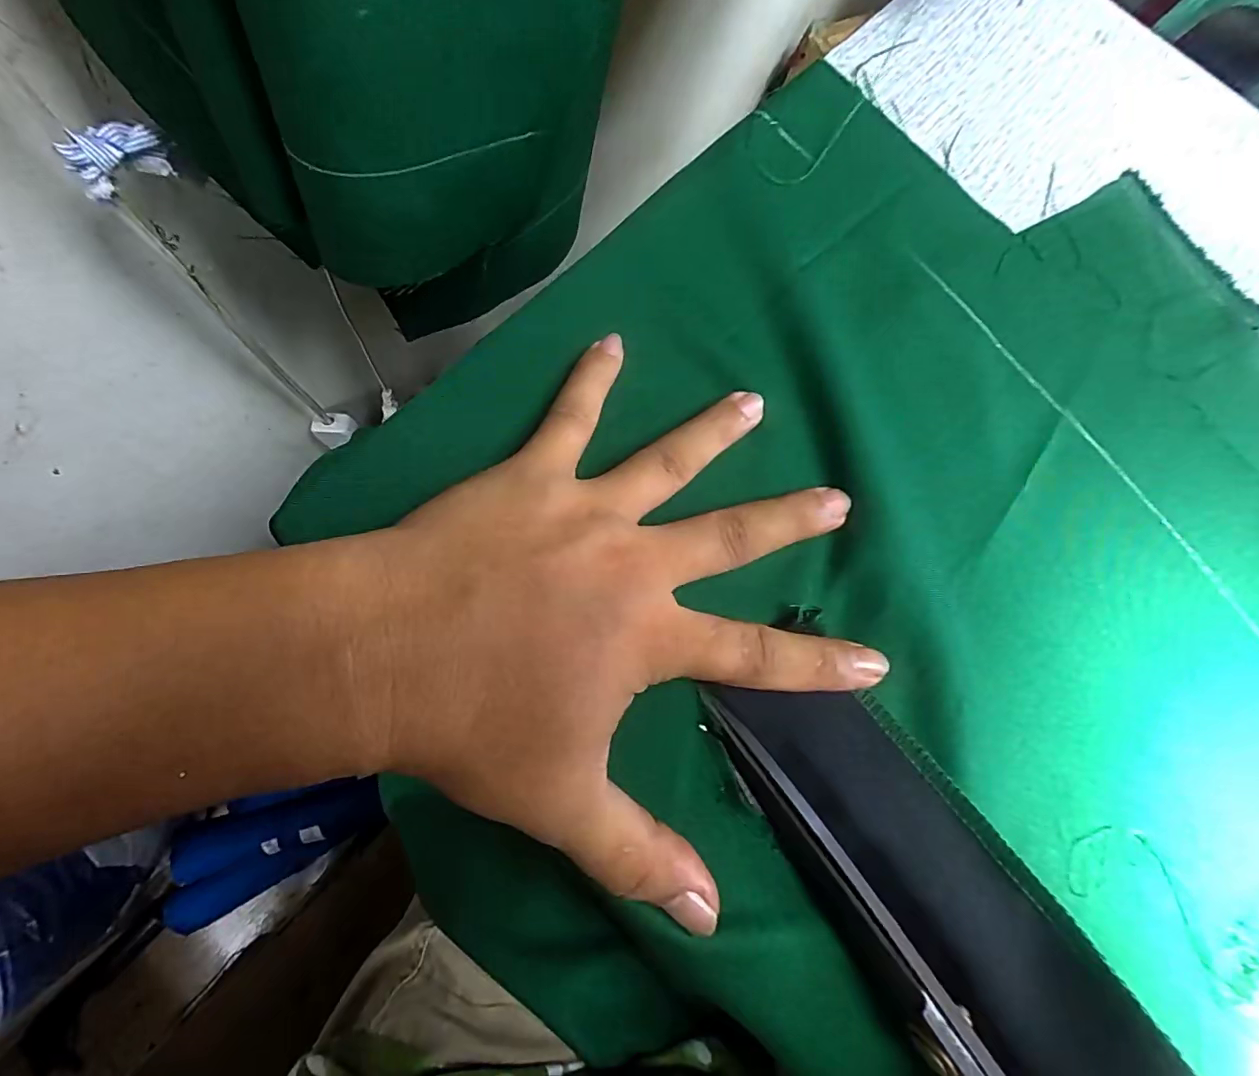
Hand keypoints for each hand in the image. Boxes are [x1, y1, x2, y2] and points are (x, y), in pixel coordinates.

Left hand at [363, 334, 887, 935]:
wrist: (386, 653)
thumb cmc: (474, 726)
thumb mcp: (562, 803)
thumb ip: (638, 856)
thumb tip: (709, 918)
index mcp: (649, 637)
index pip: (755, 655)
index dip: (816, 665)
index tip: (873, 659)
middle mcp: (634, 563)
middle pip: (730, 536)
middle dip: (788, 520)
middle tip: (836, 498)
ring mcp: (585, 509)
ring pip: (665, 460)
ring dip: (713, 432)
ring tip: (751, 402)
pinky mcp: (531, 476)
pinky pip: (569, 415)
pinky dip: (591, 377)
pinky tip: (609, 341)